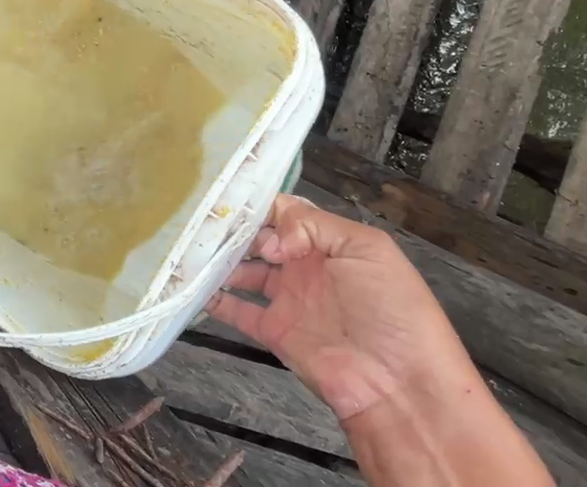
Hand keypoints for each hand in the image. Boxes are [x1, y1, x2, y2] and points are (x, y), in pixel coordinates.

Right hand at [206, 195, 477, 421]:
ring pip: (240, 270)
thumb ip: (313, 224)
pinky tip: (188, 282)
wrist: (400, 386)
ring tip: (187, 247)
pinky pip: (234, 309)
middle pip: (255, 239)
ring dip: (216, 259)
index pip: (282, 213)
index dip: (255, 205)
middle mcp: (303, 267)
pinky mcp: (272, 330)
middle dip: (229, 229)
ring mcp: (286, 299)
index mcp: (327, 244)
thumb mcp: (367, 249)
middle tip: (197, 223)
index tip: (225, 200)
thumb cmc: (392, 309)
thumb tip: (268, 239)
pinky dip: (210, 297)